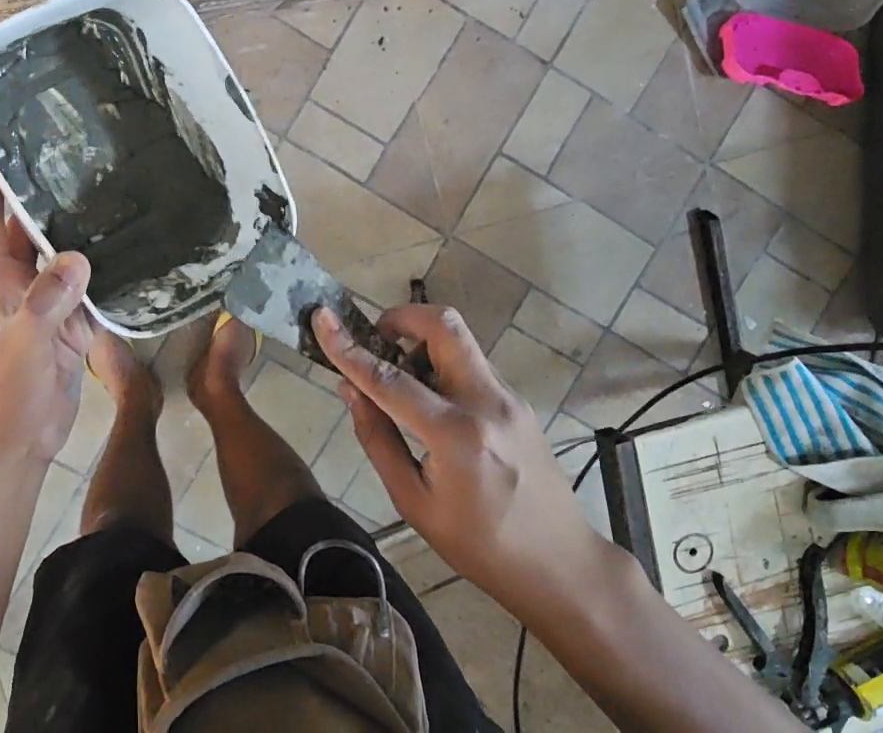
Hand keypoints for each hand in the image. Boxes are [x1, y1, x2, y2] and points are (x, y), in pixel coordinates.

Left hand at [0, 167, 95, 463]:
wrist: (20, 440)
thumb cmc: (7, 390)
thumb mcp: (24, 342)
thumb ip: (47, 300)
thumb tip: (77, 256)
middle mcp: (21, 283)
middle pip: (28, 228)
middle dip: (42, 194)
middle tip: (74, 156)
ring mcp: (48, 304)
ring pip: (62, 254)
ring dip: (77, 228)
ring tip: (108, 190)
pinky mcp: (72, 325)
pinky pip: (89, 287)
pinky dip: (104, 268)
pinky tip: (129, 248)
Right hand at [313, 305, 599, 590]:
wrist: (560, 564)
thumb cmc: (480, 546)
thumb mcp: (414, 503)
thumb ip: (378, 440)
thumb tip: (351, 390)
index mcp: (456, 435)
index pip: (390, 378)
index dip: (349, 348)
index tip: (322, 319)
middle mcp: (488, 402)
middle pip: (444, 326)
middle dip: (401, 318)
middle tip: (376, 341)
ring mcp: (510, 398)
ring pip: (460, 342)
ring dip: (422, 346)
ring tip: (402, 387)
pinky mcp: (519, 402)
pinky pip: (473, 366)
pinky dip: (443, 368)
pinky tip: (431, 407)